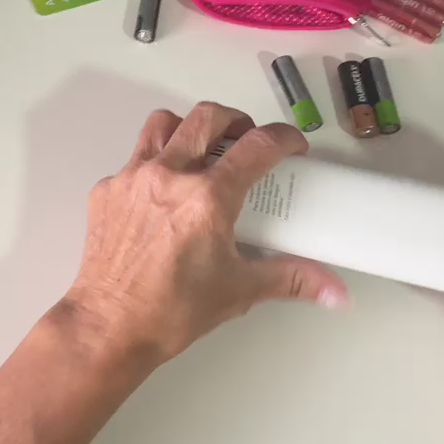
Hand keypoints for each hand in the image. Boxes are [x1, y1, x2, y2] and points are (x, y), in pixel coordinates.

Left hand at [57, 103, 348, 366]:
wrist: (109, 326)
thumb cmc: (174, 310)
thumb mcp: (239, 290)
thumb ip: (292, 279)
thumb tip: (336, 292)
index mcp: (208, 197)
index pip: (257, 147)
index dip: (284, 139)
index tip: (293, 146)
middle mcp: (169, 175)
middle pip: (207, 117)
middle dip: (235, 120)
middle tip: (247, 139)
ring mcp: (132, 177)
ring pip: (162, 124)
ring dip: (188, 128)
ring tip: (201, 150)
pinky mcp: (107, 189)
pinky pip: (134, 160)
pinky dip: (154, 164)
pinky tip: (162, 194)